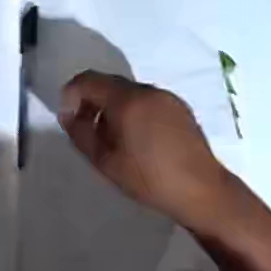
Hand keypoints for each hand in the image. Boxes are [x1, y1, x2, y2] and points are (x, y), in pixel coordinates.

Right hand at [59, 71, 238, 229]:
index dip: (71, 94)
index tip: (68, 118)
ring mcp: (167, 97)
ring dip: (113, 107)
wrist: (202, 191)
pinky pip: (147, 101)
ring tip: (112, 138)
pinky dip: (134, 110)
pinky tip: (137, 139)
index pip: (88, 80)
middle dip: (91, 101)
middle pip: (109, 83)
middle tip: (85, 128)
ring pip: (129, 92)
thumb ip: (80, 133)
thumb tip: (69, 115)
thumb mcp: (104, 161)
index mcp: (126, 99)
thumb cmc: (148, 178)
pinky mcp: (180, 108)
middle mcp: (147, 90)